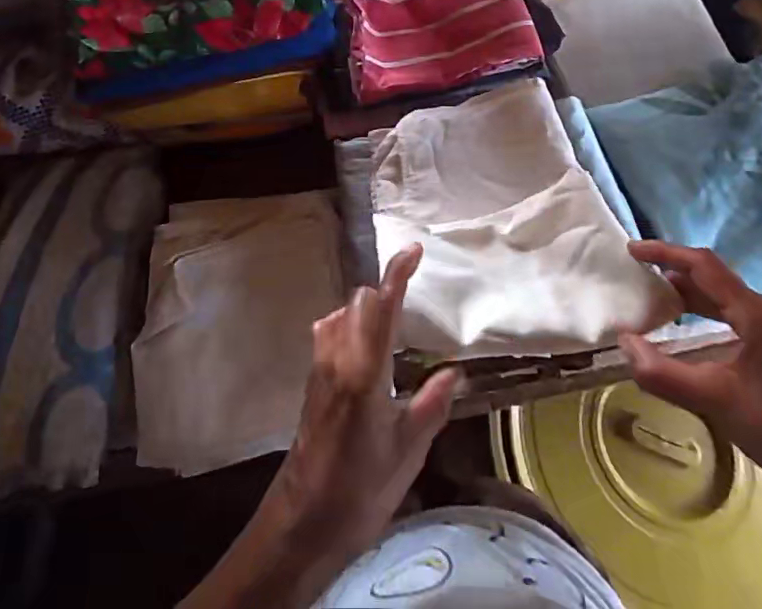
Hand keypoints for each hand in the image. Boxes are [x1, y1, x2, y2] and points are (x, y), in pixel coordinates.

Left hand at [269, 244, 459, 565]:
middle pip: (358, 302)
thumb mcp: (408, 451)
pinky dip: (352, 326)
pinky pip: (331, 333)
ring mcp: (319, 365)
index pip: (381, 307)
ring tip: (397, 325)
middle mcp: (336, 357)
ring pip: (342, 315)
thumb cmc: (362, 487)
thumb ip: (431, 405)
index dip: (397, 274)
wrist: (306, 512)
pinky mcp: (312, 378)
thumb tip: (454, 370)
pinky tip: (370, 350)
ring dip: (367, 310)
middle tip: (414, 299)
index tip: (414, 250)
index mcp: (364, 371)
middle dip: (384, 291)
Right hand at [616, 241, 761, 492]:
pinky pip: (731, 312)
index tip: (630, 250)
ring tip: (648, 295)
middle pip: (713, 277)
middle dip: (670, 270)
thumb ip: (659, 371)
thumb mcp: (711, 400)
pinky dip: (700, 307)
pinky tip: (682, 320)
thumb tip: (622, 341)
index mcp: (760, 316)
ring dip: (684, 290)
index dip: (665, 252)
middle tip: (633, 273)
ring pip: (722, 295)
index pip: (705, 267)